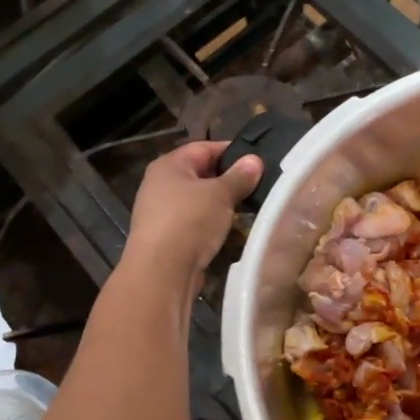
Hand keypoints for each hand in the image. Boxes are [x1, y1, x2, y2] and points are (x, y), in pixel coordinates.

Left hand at [124, 140, 263, 285]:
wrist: (161, 271)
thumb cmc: (189, 221)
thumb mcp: (220, 194)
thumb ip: (239, 177)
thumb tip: (254, 160)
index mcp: (169, 166)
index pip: (204, 148)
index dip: (232, 151)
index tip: (258, 161)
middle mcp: (161, 185)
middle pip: (201, 175)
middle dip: (229, 180)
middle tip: (259, 185)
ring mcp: (162, 213)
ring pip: (199, 201)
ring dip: (222, 205)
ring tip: (251, 208)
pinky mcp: (168, 237)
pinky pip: (196, 223)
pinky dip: (213, 225)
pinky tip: (232, 231)